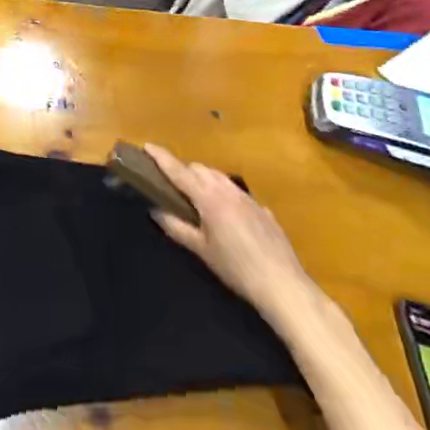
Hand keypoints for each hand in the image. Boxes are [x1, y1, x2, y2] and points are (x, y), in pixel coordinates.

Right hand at [145, 143, 311, 311]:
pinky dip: (223, 194)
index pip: (179, 172)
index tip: (147, 145)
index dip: (162, 158)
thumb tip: (156, 211)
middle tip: (171, 186)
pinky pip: (236, 192)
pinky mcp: (262, 210)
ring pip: (220, 177)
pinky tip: (225, 215)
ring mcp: (248, 198)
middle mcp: (228, 191)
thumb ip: (176, 227)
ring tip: (196, 197)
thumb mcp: (201, 250)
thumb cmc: (236, 267)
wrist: (282, 283)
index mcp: (209, 198)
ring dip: (204, 179)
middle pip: (200, 169)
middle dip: (183, 170)